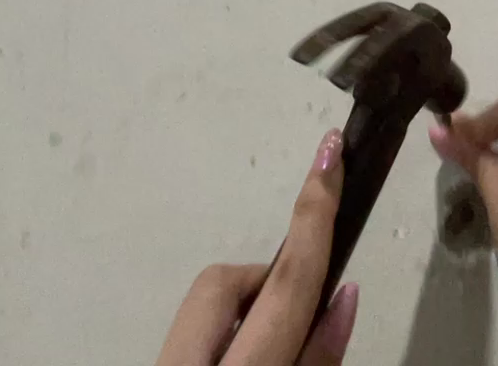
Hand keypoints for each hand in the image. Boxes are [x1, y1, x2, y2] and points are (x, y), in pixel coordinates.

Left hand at [156, 130, 359, 365]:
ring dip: (242, 315)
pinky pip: (189, 331)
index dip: (314, 216)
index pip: (286, 283)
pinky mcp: (153, 363)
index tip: (331, 152)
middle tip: (289, 321)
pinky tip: (240, 360)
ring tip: (265, 352)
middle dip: (262, 281)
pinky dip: (222, 338)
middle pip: (221, 278)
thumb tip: (344, 291)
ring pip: (202, 303)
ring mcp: (160, 360)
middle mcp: (184, 360)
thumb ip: (318, 357)